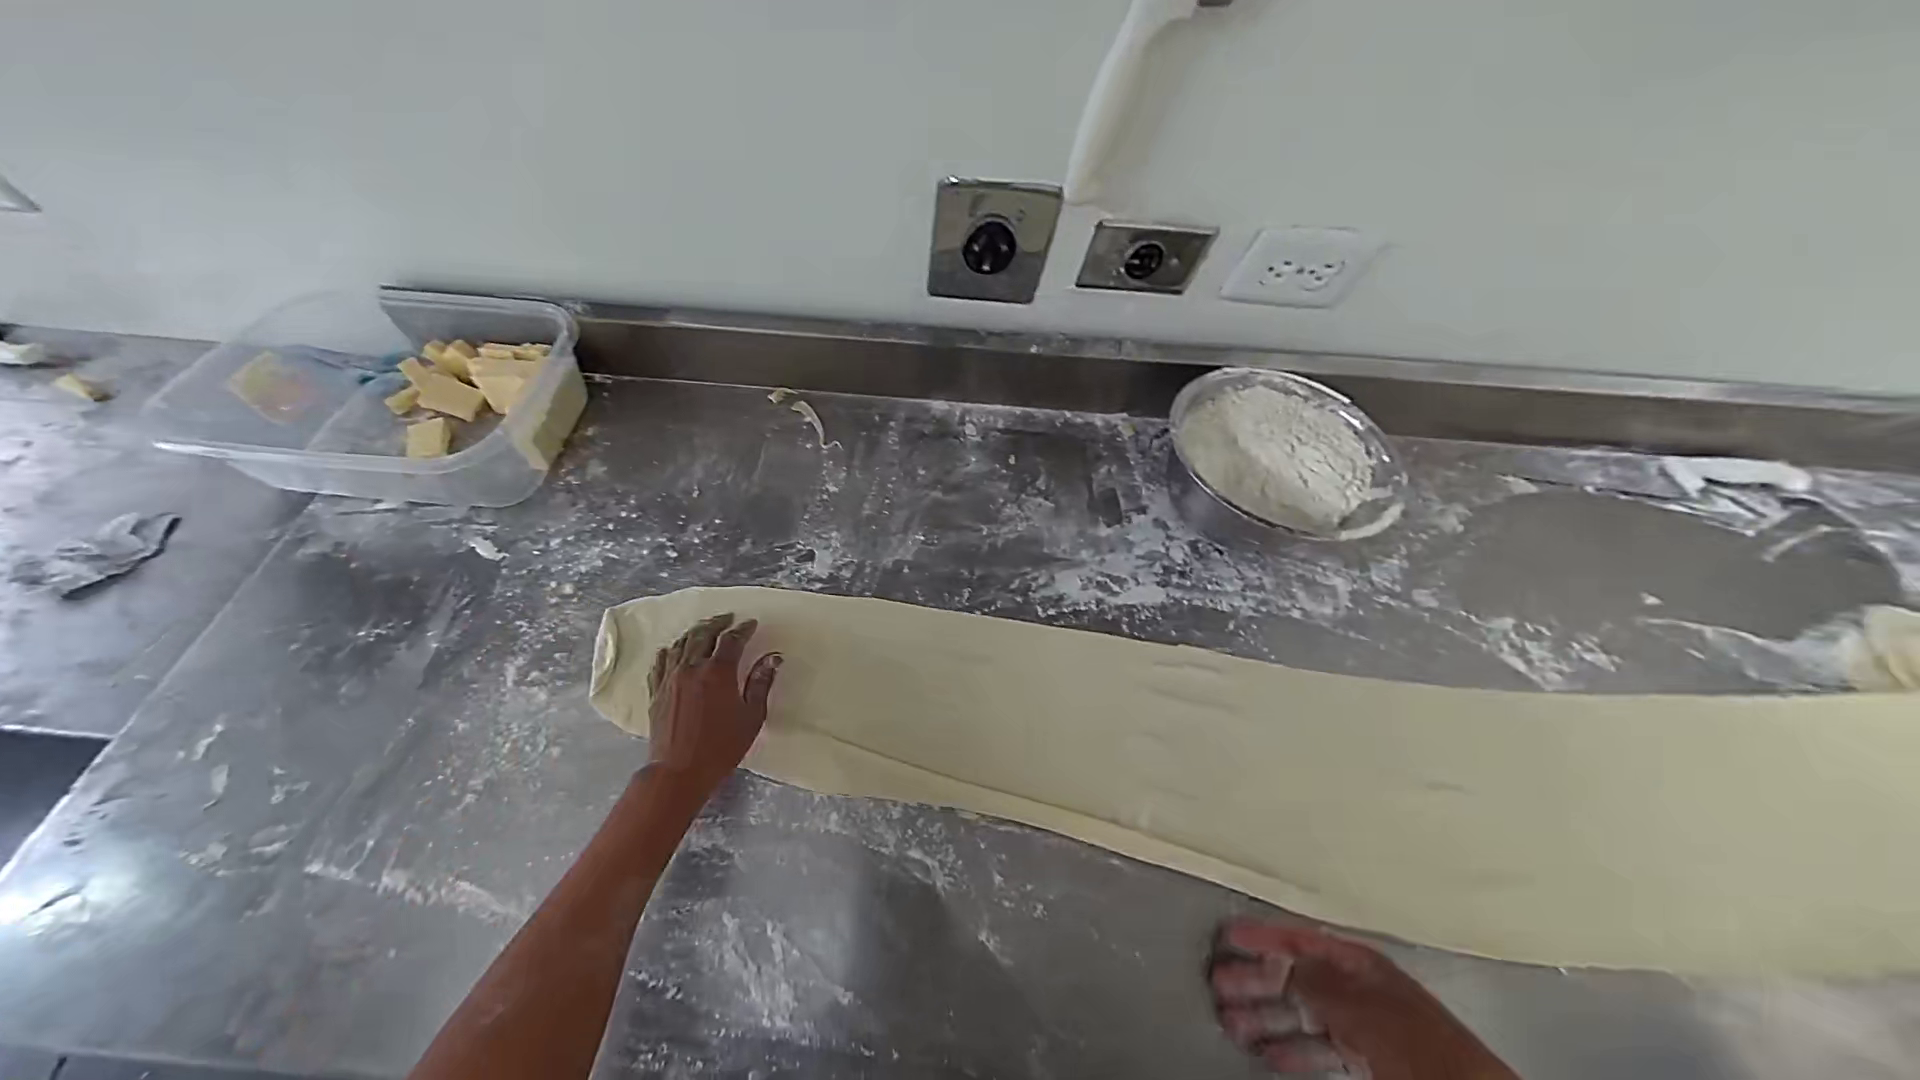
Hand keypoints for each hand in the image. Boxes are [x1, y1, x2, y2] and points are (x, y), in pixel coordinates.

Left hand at [646, 613, 780, 792]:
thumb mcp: (751, 716)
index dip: (742, 629)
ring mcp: (670, 678)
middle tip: (727, 618)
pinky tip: (673, 649)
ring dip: (694, 632)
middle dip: (717, 623)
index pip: (731, 640)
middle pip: (703, 634)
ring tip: (704, 628)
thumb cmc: (721, 746)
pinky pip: (661, 662)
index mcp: (718, 672)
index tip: (750, 624)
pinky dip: (670, 650)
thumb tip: (772, 659)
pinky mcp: (656, 691)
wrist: (679, 771)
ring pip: (681, 644)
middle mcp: (692, 668)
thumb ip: (760, 683)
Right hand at [1210, 918, 1517, 1079]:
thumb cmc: (1415, 1042)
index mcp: (1358, 962)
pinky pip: (1319, 1046)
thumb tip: (1279, 962)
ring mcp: (1362, 1023)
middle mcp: (1357, 986)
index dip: (1264, 936)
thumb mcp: (1359, 1005)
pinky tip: (1269, 1054)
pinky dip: (1292, 1048)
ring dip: (1266, 1017)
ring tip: (1231, 1022)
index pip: (1301, 938)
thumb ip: (1316, 982)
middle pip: (1297, 976)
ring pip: (1303, 1013)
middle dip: (1256, 981)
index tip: (1228, 935)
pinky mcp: (1366, 1058)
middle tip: (1218, 984)